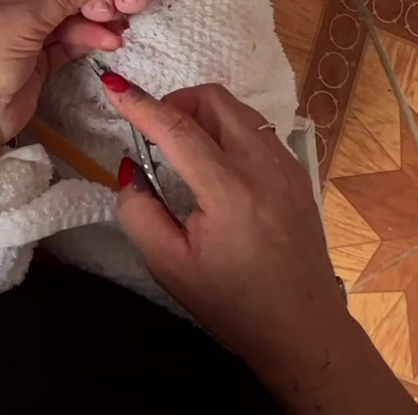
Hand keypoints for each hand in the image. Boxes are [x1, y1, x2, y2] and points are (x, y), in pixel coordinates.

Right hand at [102, 77, 347, 363]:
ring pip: (235, 108)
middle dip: (174, 102)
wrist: (306, 334)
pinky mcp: (297, 172)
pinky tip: (214, 162)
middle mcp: (264, 169)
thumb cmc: (234, 304)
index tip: (111, 83)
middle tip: (154, 133)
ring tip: (183, 148)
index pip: (177, 129)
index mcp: (230, 194)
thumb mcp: (169, 267)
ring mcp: (287, 167)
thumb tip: (130, 167)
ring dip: (200, 113)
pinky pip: (253, 127)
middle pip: (212, 100)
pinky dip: (224, 128)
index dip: (139, 103)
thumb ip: (137, 211)